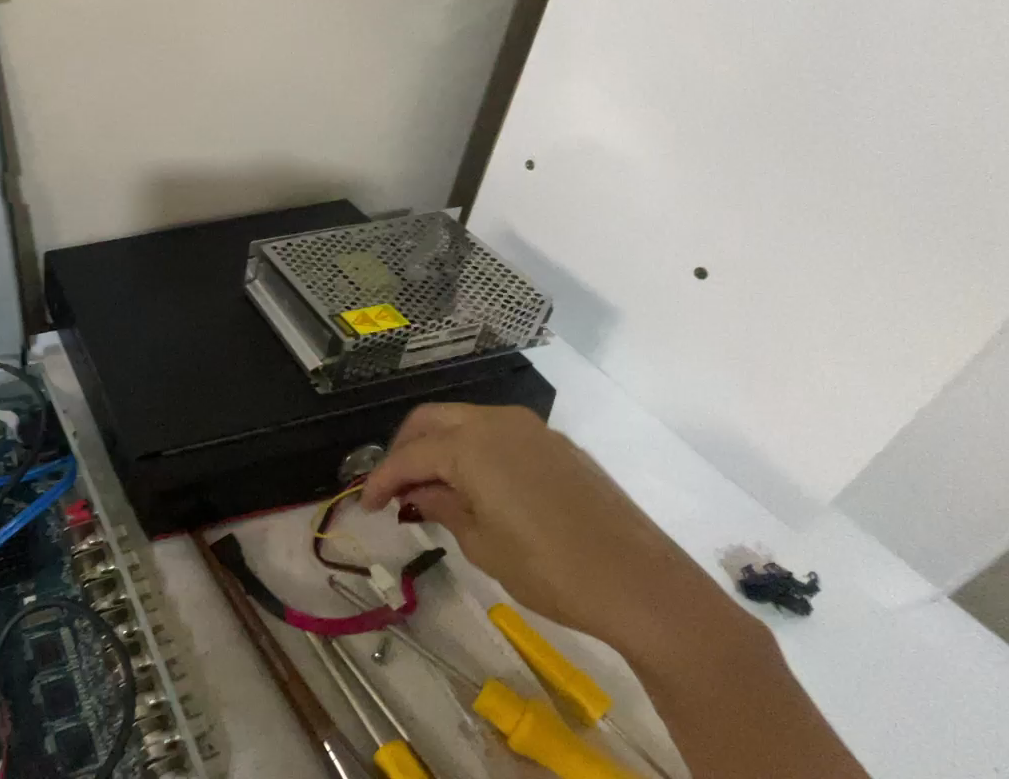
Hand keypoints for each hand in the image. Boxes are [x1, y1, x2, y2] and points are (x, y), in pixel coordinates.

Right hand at [358, 403, 731, 658]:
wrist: (644, 587)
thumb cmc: (550, 570)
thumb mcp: (481, 545)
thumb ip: (442, 508)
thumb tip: (418, 494)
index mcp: (471, 446)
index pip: (409, 456)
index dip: (380, 480)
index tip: (363, 505)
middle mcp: (498, 424)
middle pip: (431, 421)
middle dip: (404, 449)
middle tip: (393, 487)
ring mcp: (533, 432)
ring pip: (465, 422)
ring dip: (439, 446)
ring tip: (430, 488)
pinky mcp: (559, 447)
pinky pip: (499, 435)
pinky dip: (473, 451)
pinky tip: (474, 487)